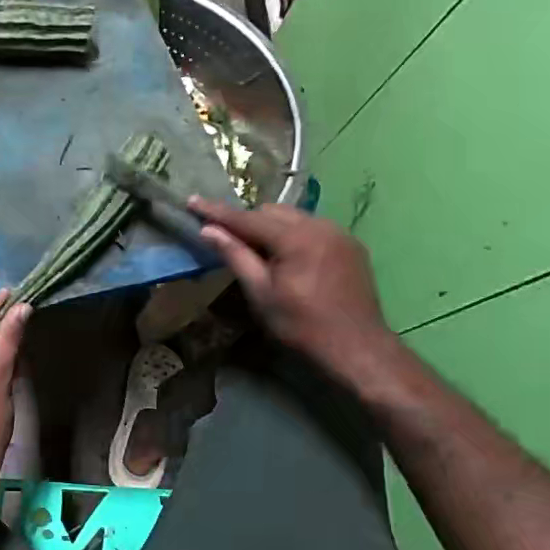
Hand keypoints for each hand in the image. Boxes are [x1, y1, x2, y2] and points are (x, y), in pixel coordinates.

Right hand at [187, 197, 395, 368]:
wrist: (357, 348)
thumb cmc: (302, 325)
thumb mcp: (261, 293)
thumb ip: (235, 256)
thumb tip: (208, 230)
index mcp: (295, 237)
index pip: (247, 218)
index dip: (216, 211)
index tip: (191, 201)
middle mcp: (319, 225)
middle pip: (271, 211)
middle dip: (246, 221)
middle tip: (225, 238)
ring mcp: (339, 233)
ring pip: (293, 217)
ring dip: (270, 227)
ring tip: (256, 250)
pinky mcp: (350, 245)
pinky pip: (313, 228)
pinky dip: (293, 235)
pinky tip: (287, 257)